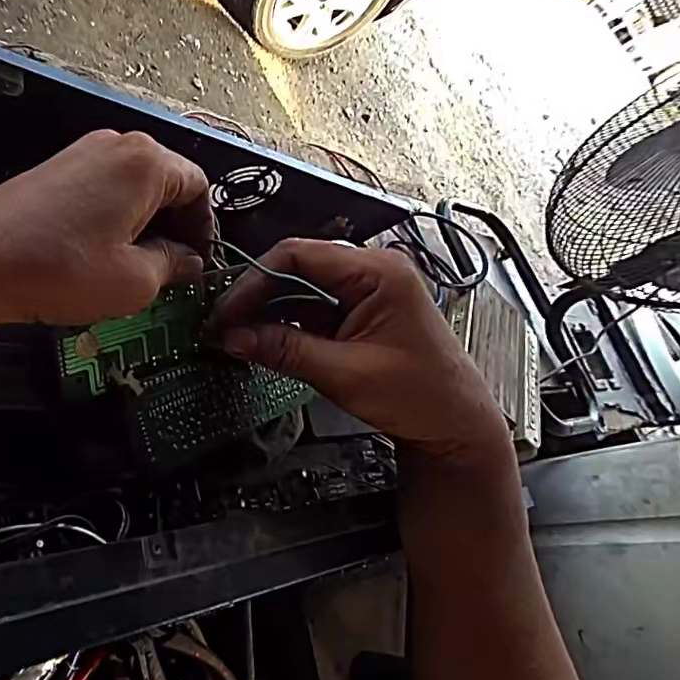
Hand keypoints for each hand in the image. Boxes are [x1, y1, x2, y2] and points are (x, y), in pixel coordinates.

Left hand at [0, 130, 214, 336]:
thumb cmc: (55, 268)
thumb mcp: (134, 281)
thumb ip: (174, 265)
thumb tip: (187, 261)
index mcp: (145, 163)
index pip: (200, 186)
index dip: (205, 227)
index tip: (198, 260)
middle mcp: (116, 146)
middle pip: (168, 182)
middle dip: (177, 225)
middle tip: (174, 266)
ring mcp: (83, 153)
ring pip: (136, 186)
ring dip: (147, 223)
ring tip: (139, 264)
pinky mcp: (58, 169)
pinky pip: (106, 188)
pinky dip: (117, 218)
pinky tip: (106, 252)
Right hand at [209, 240, 508, 464]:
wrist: (456, 424)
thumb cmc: (421, 396)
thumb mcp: (346, 374)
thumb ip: (286, 351)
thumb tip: (234, 338)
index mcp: (379, 271)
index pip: (299, 254)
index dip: (254, 280)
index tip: (227, 309)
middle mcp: (372, 270)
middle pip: (297, 268)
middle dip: (257, 296)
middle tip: (223, 325)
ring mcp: (365, 290)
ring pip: (300, 288)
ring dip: (267, 311)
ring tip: (236, 335)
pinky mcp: (358, 311)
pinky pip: (312, 307)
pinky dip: (285, 323)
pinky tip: (262, 339)